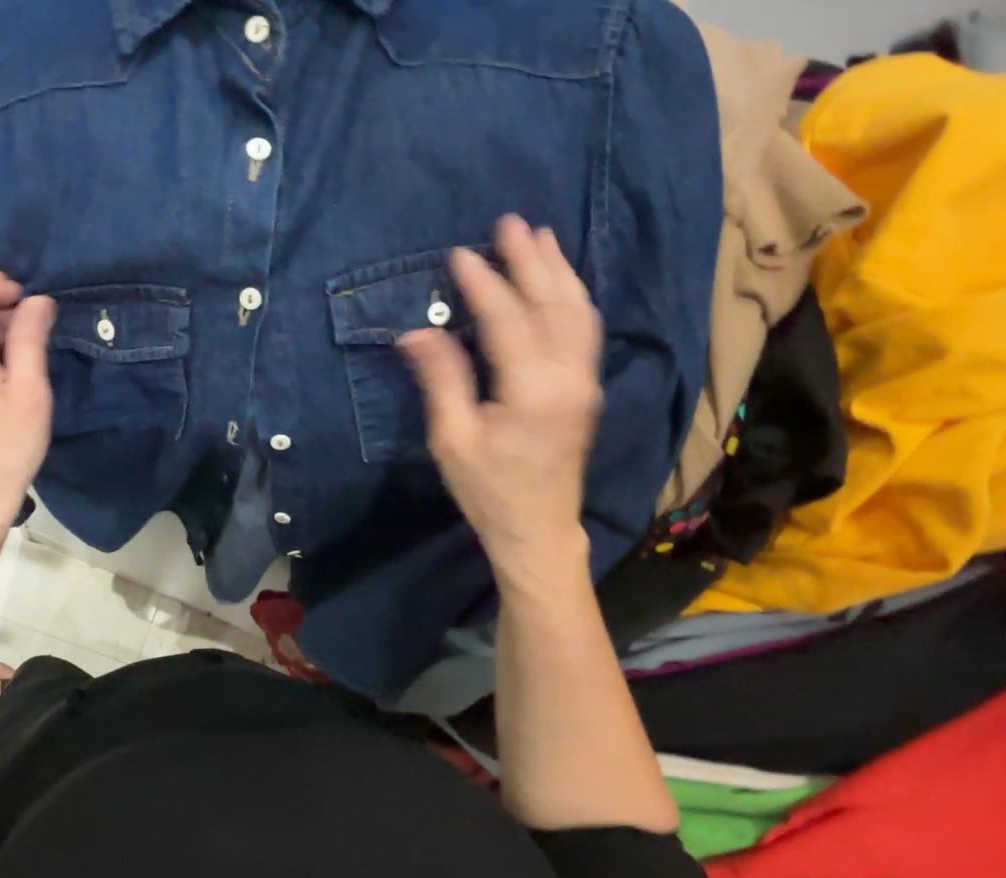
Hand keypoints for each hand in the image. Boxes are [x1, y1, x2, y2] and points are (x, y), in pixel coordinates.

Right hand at [399, 215, 603, 584]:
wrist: (538, 528)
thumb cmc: (488, 490)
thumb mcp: (452, 440)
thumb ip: (442, 380)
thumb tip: (417, 332)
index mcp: (532, 390)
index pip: (507, 319)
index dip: (484, 283)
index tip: (459, 253)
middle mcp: (568, 376)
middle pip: (552, 303)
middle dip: (530, 259)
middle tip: (510, 222)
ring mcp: (585, 381)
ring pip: (577, 311)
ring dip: (558, 271)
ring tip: (541, 236)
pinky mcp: (588, 389)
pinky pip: (586, 329)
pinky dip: (574, 297)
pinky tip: (562, 283)